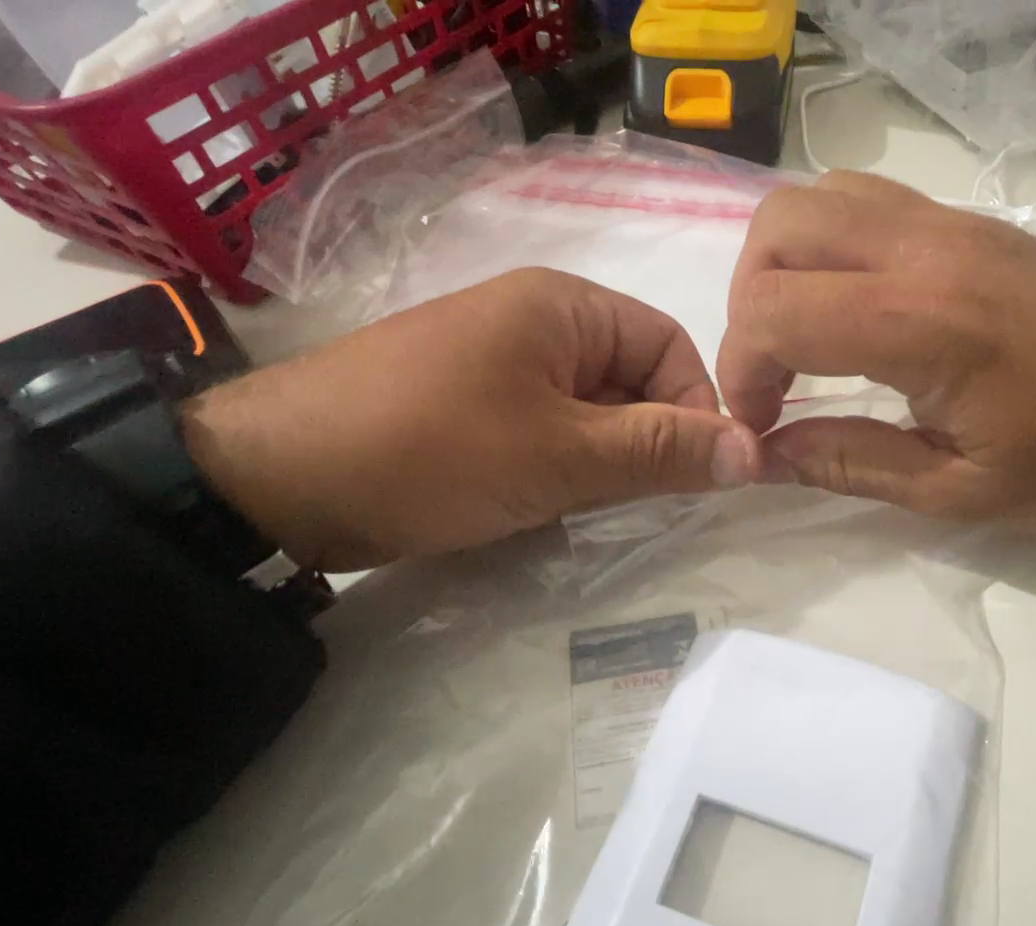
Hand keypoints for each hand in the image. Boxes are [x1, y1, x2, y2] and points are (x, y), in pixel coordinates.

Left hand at [183, 269, 760, 570]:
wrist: (279, 481)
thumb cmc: (434, 450)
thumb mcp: (561, 454)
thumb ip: (660, 452)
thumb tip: (756, 453)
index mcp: (563, 307)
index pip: (670, 347)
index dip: (697, 409)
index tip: (699, 477)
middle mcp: (536, 324)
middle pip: (632, 380)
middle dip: (648, 443)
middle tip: (639, 502)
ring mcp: (500, 369)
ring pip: (592, 416)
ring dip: (605, 464)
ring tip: (588, 507)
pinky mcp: (472, 411)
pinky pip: (548, 434)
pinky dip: (564, 471)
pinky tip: (549, 507)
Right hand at [718, 172, 1035, 529]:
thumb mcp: (952, 492)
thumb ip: (846, 464)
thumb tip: (763, 455)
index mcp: (924, 324)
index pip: (775, 310)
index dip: (742, 371)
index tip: (761, 426)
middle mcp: (929, 249)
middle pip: (779, 227)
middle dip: (748, 306)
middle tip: (775, 376)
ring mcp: (953, 221)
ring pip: (817, 197)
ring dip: (784, 266)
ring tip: (805, 338)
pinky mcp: (971, 220)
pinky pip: (866, 200)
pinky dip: (829, 245)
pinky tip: (853, 309)